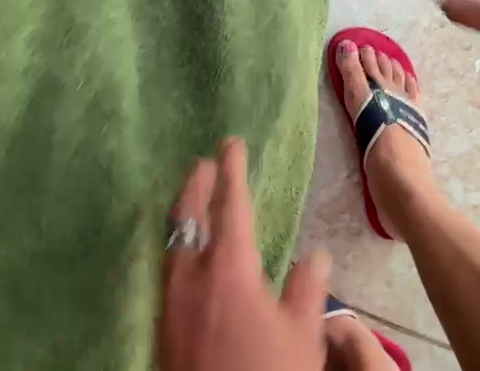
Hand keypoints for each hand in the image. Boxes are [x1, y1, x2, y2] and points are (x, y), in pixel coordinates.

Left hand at [156, 138, 330, 370]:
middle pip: (189, 215)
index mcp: (229, 266)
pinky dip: (177, 243)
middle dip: (197, 184)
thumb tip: (319, 255)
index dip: (231, 170)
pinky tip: (184, 253)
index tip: (231, 143)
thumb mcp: (302, 337)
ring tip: (193, 198)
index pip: (230, 204)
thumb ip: (309, 289)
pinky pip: (167, 265)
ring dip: (184, 211)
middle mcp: (192, 273)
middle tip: (205, 162)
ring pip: (173, 239)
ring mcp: (170, 298)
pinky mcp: (160, 323)